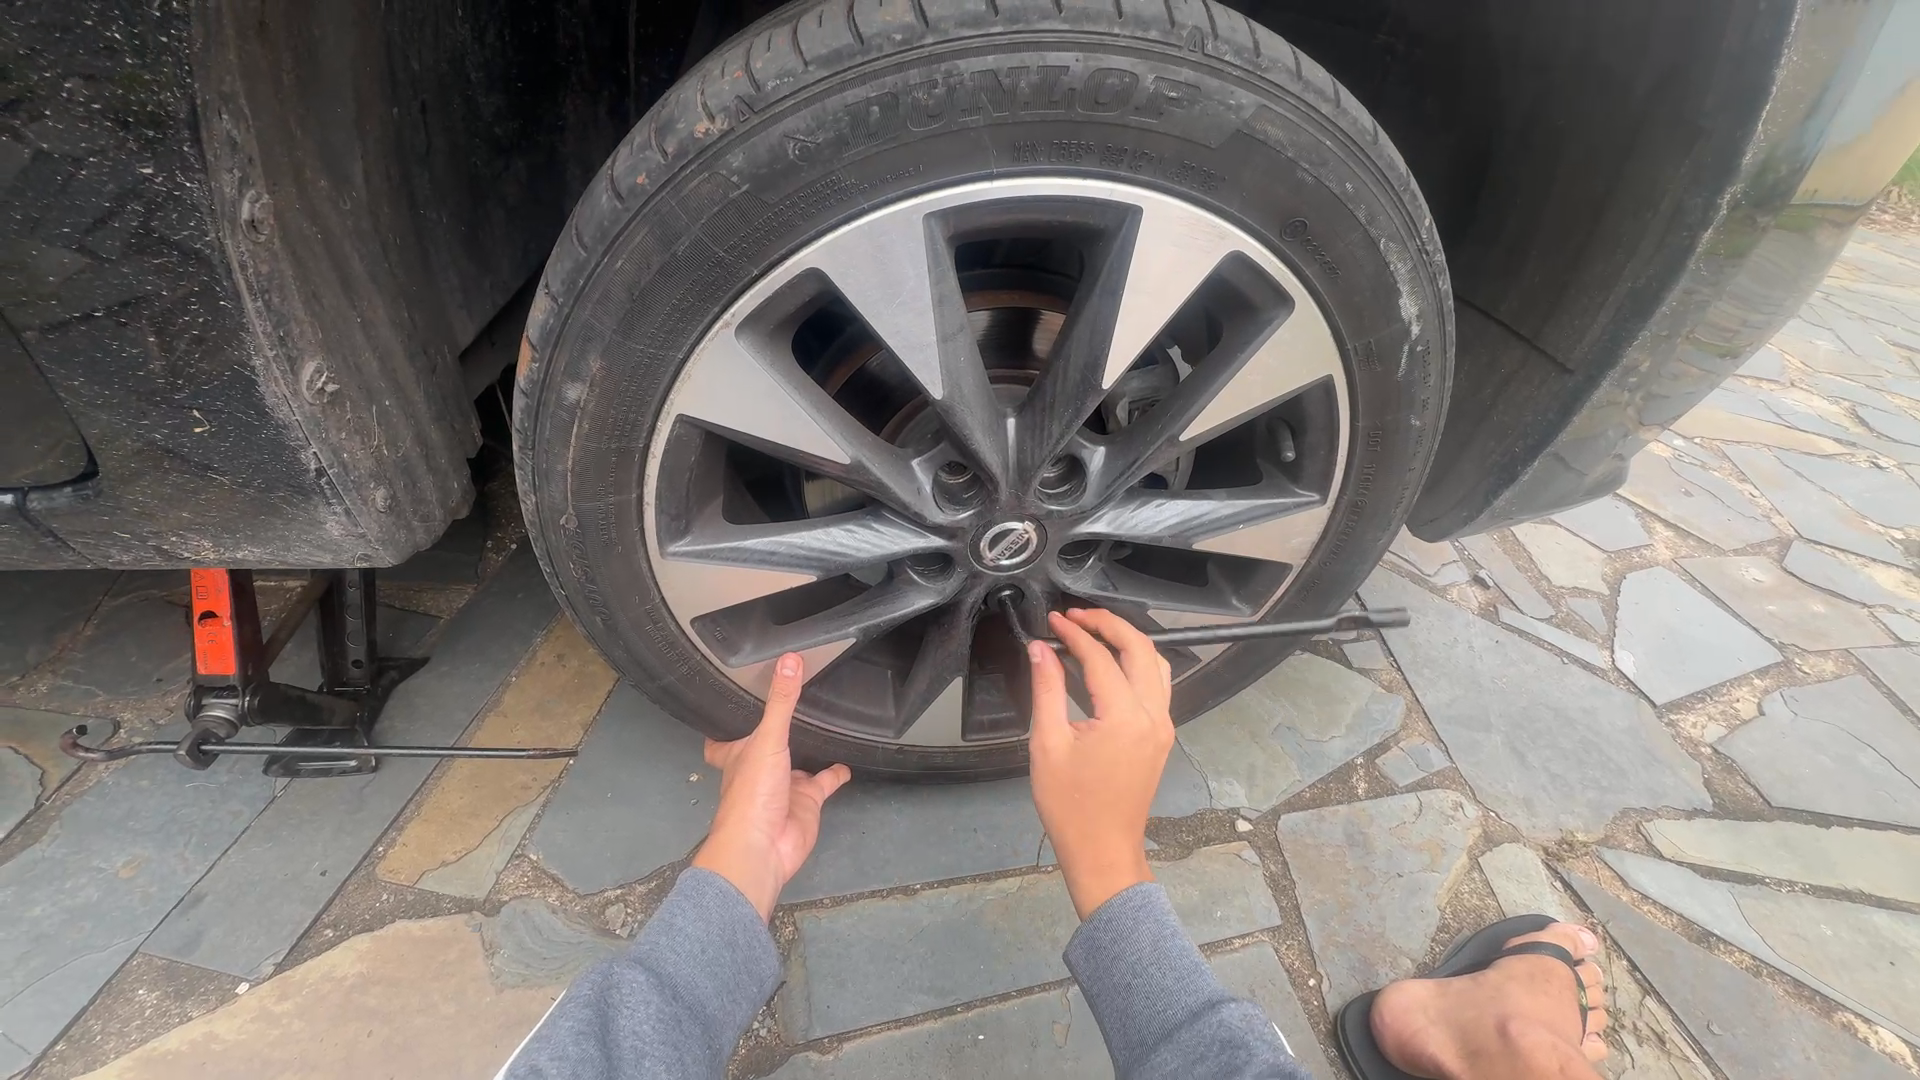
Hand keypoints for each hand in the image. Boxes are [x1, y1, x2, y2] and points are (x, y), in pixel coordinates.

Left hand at [690, 653, 851, 920]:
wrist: (765, 848)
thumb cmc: (753, 792)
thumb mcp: (767, 739)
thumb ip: (781, 701)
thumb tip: (790, 658)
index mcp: (738, 755)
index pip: (723, 738)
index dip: (725, 722)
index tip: (733, 700)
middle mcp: (759, 768)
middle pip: (764, 746)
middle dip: (775, 728)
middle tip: (790, 698)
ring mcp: (784, 786)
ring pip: (798, 762)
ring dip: (809, 746)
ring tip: (825, 716)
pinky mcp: (808, 801)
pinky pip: (826, 782)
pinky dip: (837, 772)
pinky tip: (849, 757)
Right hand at [1026, 608, 1174, 919]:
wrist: (1103, 851)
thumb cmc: (1069, 804)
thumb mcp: (1047, 743)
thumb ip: (1046, 689)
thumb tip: (1041, 647)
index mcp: (1125, 717)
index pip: (1100, 658)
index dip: (1075, 633)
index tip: (1052, 619)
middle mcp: (1154, 715)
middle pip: (1140, 649)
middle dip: (1108, 624)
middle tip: (1075, 615)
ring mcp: (1164, 725)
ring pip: (1157, 663)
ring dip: (1127, 639)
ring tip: (1094, 629)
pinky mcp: (1163, 734)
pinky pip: (1158, 684)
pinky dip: (1138, 661)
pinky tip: (1112, 661)